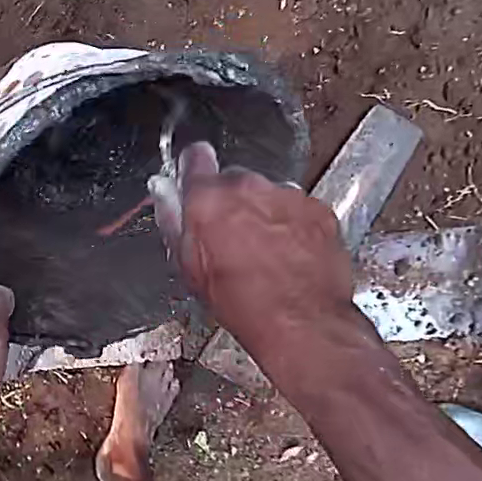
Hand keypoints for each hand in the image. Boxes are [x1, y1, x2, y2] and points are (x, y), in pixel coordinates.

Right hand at [152, 142, 372, 350]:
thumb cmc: (246, 304)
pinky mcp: (317, 209)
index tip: (192, 177)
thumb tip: (164, 194)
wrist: (302, 323)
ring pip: (266, 194)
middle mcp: (249, 188)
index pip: (194, 157)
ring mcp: (287, 196)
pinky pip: (296, 208)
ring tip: (261, 253)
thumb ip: (173, 221)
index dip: (192, 168)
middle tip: (227, 238)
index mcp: (209, 199)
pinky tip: (286, 255)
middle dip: (228, 203)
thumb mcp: (189, 267)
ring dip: (260, 214)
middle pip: (232, 180)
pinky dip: (290, 225)